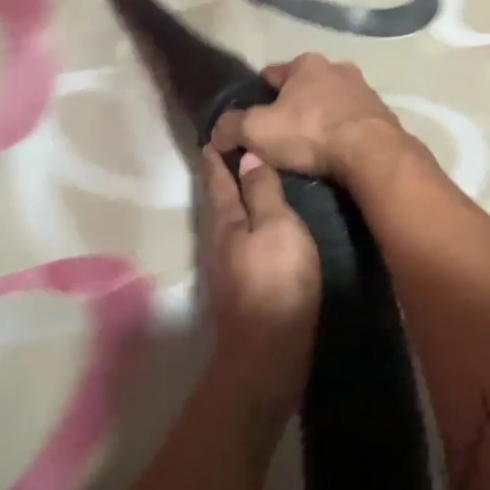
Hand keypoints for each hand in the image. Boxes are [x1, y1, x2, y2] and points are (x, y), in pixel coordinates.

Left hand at [197, 145, 320, 403]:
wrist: (269, 352)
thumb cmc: (276, 280)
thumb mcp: (276, 225)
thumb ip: (263, 191)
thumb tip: (246, 154)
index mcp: (227, 223)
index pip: (219, 182)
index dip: (216, 159)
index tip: (213, 138)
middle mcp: (221, 244)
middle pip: (221, 204)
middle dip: (225, 180)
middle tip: (232, 154)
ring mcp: (230, 271)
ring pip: (232, 226)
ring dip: (239, 204)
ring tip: (252, 186)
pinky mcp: (244, 291)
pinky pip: (245, 245)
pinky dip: (251, 229)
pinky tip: (265, 231)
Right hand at [211, 53, 404, 182]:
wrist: (371, 152)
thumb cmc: (310, 132)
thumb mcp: (257, 130)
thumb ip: (231, 127)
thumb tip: (217, 132)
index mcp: (306, 64)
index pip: (273, 73)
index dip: (260, 91)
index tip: (252, 110)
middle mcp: (337, 68)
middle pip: (306, 85)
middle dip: (294, 102)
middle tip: (281, 129)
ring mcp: (363, 90)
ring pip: (332, 101)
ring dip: (321, 116)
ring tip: (309, 143)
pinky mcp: (381, 114)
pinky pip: (352, 120)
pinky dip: (342, 130)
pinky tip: (336, 149)